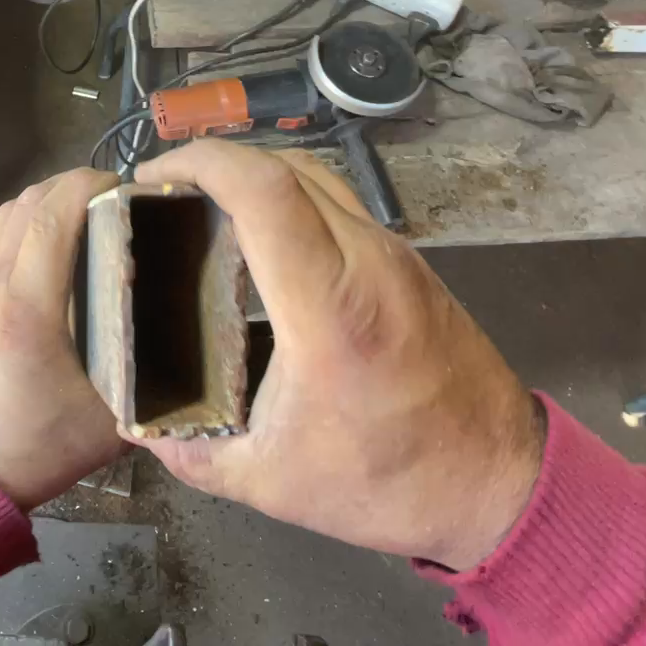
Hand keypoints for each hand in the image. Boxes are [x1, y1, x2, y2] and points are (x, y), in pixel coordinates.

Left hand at [0, 168, 125, 508]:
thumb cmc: (39, 445)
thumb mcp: (111, 419)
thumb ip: (149, 374)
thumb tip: (191, 338)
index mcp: (28, 307)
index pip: (51, 217)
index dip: (89, 185)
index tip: (128, 184)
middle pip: (29, 202)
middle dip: (75, 184)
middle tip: (121, 197)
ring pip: (11, 212)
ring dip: (52, 198)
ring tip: (95, 211)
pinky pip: (4, 233)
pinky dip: (35, 218)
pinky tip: (67, 242)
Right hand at [129, 140, 543, 569]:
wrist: (504, 483)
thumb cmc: (391, 482)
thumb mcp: (272, 481)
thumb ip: (192, 452)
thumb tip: (141, 423)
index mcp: (330, 306)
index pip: (264, 191)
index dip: (201, 162)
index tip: (153, 177)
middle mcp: (367, 259)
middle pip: (282, 167)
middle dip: (213, 161)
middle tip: (164, 189)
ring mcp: (392, 252)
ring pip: (312, 174)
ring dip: (251, 173)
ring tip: (202, 200)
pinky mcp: (405, 259)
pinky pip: (335, 198)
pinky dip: (283, 194)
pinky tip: (257, 231)